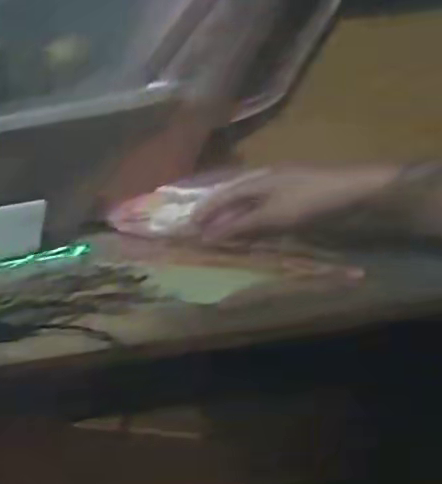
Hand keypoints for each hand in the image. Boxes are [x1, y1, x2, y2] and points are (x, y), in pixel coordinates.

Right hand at [191, 165, 402, 241]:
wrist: (364, 189)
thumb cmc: (309, 199)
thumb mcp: (268, 216)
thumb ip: (234, 227)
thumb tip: (203, 239)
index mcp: (257, 179)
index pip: (220, 196)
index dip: (202, 212)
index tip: (186, 227)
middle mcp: (267, 177)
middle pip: (232, 195)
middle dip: (215, 212)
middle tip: (200, 230)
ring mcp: (284, 182)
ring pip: (246, 199)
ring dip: (231, 215)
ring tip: (220, 230)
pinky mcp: (296, 190)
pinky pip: (262, 202)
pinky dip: (248, 214)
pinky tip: (246, 225)